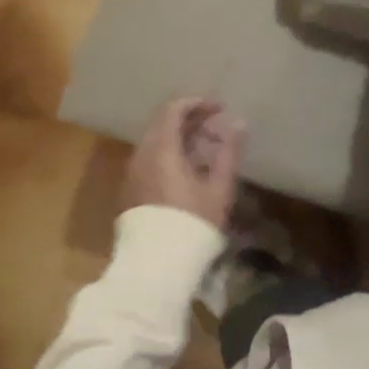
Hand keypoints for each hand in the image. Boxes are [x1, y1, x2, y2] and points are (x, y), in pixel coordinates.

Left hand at [123, 97, 245, 229]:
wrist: (157, 266)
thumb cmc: (192, 223)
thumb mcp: (218, 188)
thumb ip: (228, 152)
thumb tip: (238, 123)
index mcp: (160, 149)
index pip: (173, 109)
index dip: (197, 103)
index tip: (219, 108)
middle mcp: (141, 155)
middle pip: (162, 123)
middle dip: (190, 120)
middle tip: (216, 128)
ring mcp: (132, 173)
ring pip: (155, 141)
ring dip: (180, 138)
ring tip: (207, 151)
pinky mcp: (130, 190)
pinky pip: (150, 158)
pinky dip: (169, 153)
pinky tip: (189, 171)